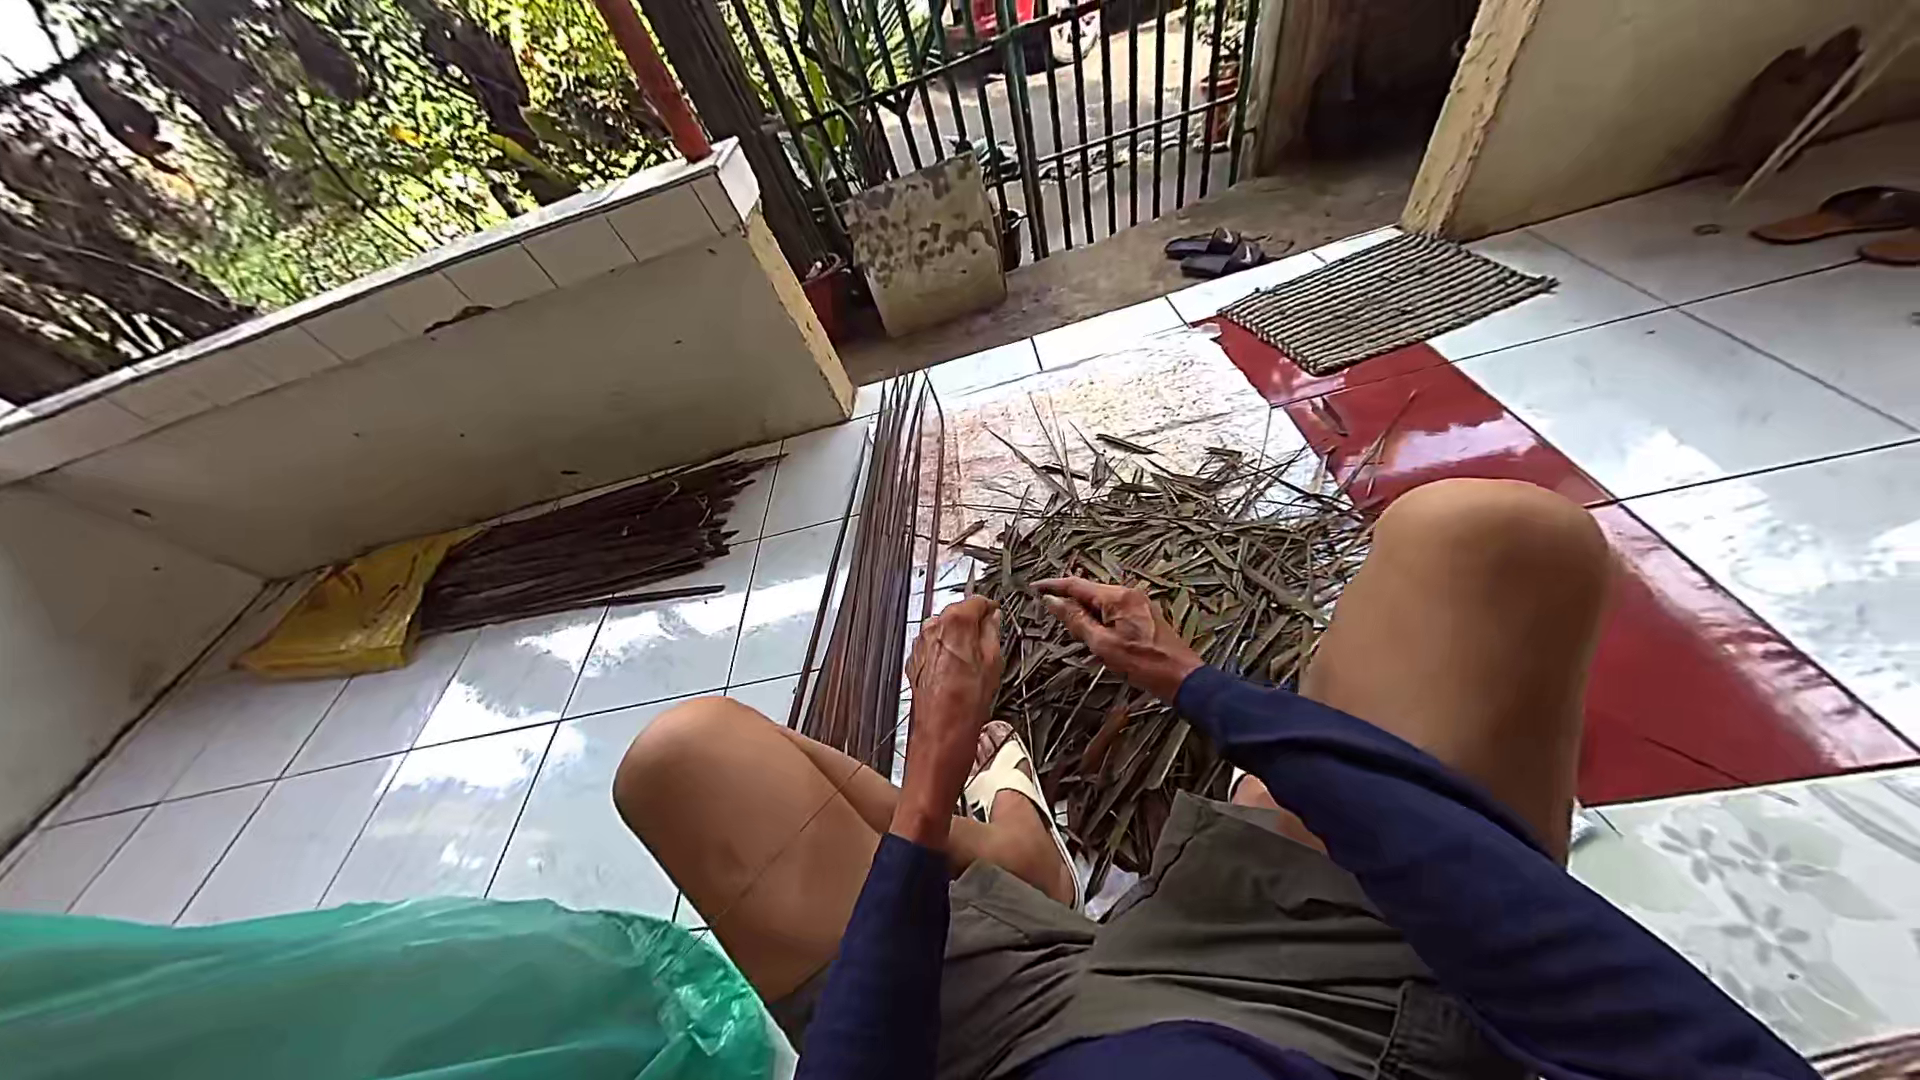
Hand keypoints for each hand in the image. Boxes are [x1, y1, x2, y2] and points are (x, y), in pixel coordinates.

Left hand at [895, 596, 1003, 848]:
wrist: (939, 739)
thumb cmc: (965, 708)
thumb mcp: (993, 663)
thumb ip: (992, 632)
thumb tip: (993, 619)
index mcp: (955, 623)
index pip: (976, 600)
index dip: (990, 608)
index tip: (997, 615)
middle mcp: (933, 628)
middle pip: (958, 613)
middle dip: (974, 624)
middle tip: (990, 644)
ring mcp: (921, 644)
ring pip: (946, 630)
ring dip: (960, 640)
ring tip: (975, 664)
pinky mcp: (915, 661)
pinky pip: (934, 647)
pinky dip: (946, 653)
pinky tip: (959, 674)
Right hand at [1034, 577, 1202, 701]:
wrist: (1182, 678)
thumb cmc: (1143, 664)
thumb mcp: (1102, 644)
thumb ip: (1076, 620)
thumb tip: (1053, 602)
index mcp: (1117, 597)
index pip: (1076, 585)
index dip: (1053, 586)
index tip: (1035, 587)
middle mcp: (1128, 593)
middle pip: (1088, 591)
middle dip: (1068, 601)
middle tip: (1051, 613)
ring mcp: (1137, 603)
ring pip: (1100, 601)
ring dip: (1084, 612)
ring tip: (1073, 628)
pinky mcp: (1143, 614)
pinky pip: (1112, 609)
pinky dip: (1098, 617)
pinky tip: (1094, 633)